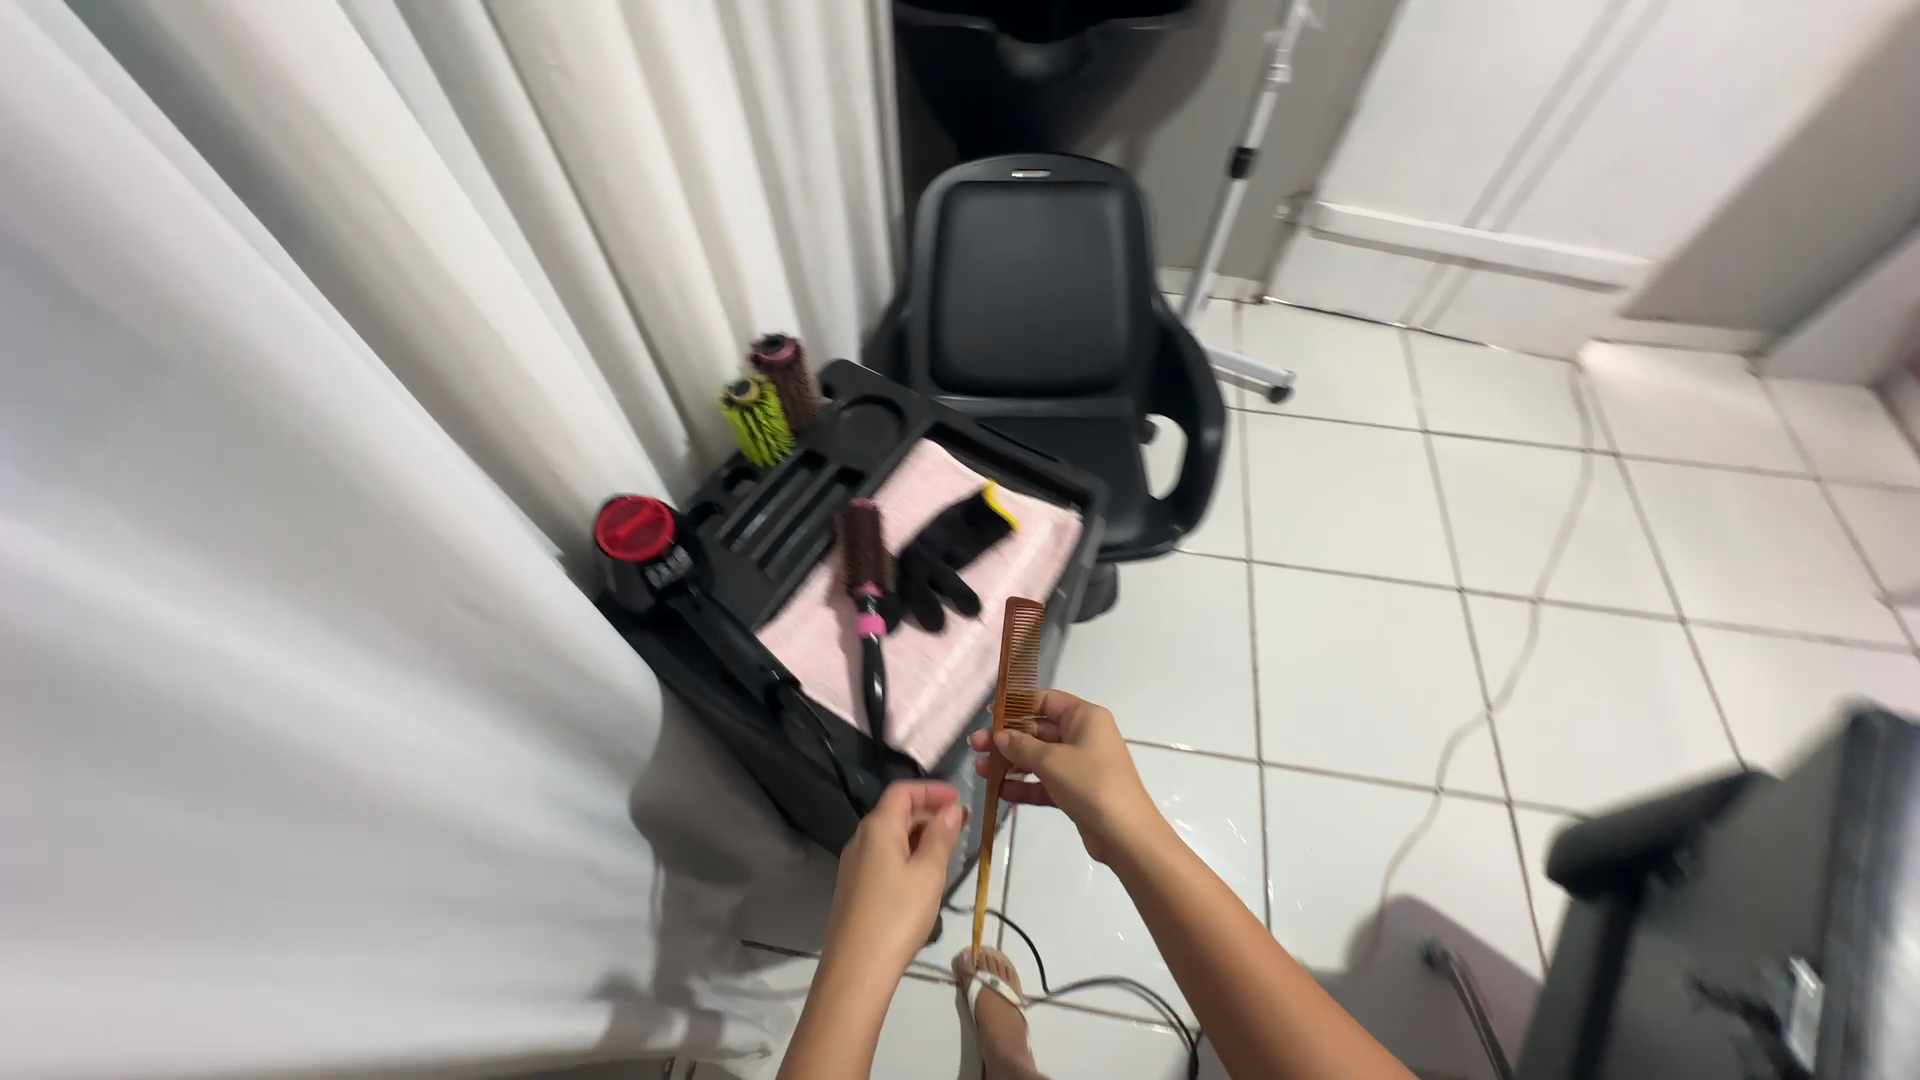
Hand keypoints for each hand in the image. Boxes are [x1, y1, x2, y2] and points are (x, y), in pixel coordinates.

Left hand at [823, 781, 967, 974]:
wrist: (855, 971)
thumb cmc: (897, 915)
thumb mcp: (929, 873)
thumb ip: (941, 836)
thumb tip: (951, 809)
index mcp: (877, 827)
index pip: (903, 790)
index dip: (931, 789)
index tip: (958, 798)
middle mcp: (860, 838)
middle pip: (896, 811)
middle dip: (928, 812)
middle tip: (961, 825)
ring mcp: (853, 864)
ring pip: (890, 835)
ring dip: (919, 834)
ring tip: (947, 849)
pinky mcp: (853, 887)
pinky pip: (883, 856)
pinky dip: (906, 853)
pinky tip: (923, 874)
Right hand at [970, 689, 1159, 863]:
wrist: (1126, 835)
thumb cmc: (1091, 784)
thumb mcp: (1052, 761)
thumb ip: (1021, 746)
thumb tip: (999, 736)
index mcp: (1084, 717)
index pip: (1045, 700)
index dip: (1016, 706)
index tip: (989, 715)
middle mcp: (1083, 735)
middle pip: (1038, 730)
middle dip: (1006, 739)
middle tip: (975, 746)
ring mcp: (1080, 764)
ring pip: (1039, 757)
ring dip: (1011, 763)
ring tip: (980, 771)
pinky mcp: (1076, 790)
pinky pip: (1045, 781)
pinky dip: (1025, 785)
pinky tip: (1000, 791)